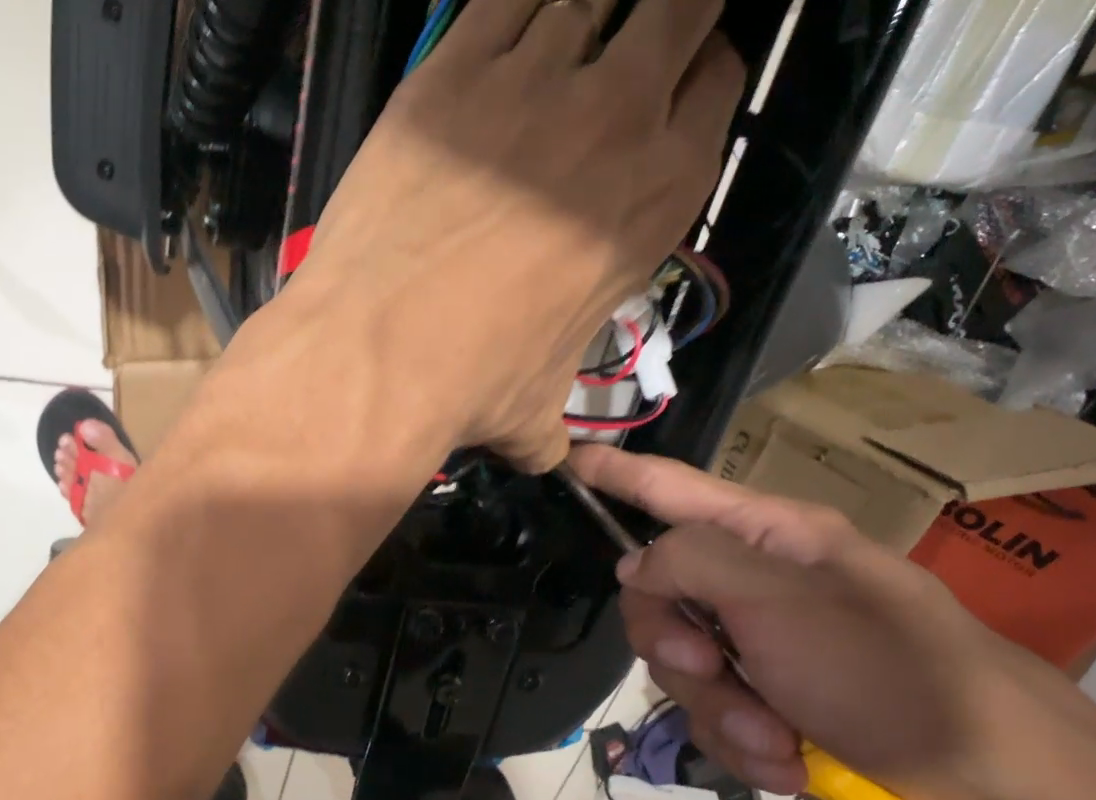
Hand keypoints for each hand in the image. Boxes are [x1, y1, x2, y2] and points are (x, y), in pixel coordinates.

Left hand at [291, 0, 743, 472]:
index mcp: (662, 189)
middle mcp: (616, 117)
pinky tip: (506, 14)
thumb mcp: (535, 413)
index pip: (719, 83)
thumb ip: (554, 428)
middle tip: (632, 31)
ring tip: (565, 32)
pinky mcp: (449, 74)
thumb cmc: (471, 384)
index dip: (698, 73)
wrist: (377, 350)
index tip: (671, 81)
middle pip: (679, 11)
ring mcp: (532, 84)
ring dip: (587, 7)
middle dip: (666, 13)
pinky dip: (513, 1)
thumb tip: (549, 459)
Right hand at [567, 444, 1087, 799]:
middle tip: (708, 669)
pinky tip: (787, 760)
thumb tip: (634, 564)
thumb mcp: (779, 601)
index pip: (674, 491)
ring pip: (680, 668)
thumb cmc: (885, 668)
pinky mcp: (769, 704)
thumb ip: (691, 564)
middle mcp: (758, 587)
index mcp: (769, 539)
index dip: (619, 474)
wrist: (989, 780)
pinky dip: (742, 744)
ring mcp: (762, 649)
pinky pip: (712, 716)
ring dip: (719, 711)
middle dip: (673, 646)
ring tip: (774, 738)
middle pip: (658, 597)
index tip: (567, 459)